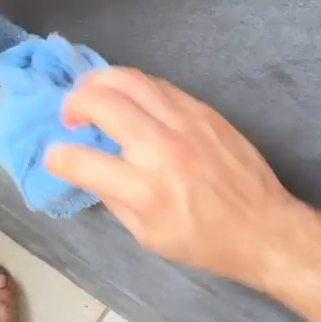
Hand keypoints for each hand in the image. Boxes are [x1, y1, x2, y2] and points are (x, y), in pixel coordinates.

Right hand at [45, 68, 308, 284]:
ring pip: (130, 80)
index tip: (56, 156)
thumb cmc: (205, 241)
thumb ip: (114, 199)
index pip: (80, 160)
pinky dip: (134, 87)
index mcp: (145, 191)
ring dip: (99, 82)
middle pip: (101, 102)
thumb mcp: (149, 236)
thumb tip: (88, 170)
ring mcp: (186, 123)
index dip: (57, 157)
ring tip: (91, 95)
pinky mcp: (204, 111)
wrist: (264, 227)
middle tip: (71, 117)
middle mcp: (162, 149)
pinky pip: (159, 85)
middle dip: (73, 105)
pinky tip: (129, 99)